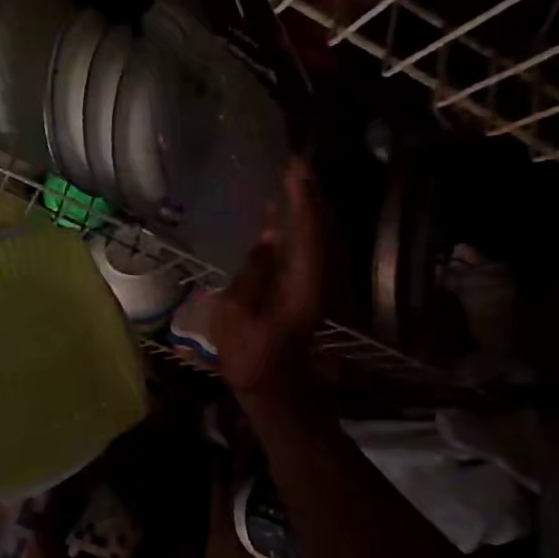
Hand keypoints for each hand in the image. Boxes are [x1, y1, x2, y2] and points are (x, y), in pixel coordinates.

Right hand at [214, 158, 325, 395]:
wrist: (277, 391)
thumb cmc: (251, 357)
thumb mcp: (235, 315)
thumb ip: (252, 273)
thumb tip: (267, 240)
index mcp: (303, 285)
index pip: (308, 231)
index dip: (302, 198)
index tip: (294, 167)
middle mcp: (321, 281)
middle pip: (323, 230)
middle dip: (310, 196)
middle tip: (295, 165)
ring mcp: (320, 287)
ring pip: (322, 239)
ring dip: (309, 210)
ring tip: (292, 183)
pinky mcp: (313, 291)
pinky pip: (313, 249)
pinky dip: (303, 229)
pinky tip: (286, 221)